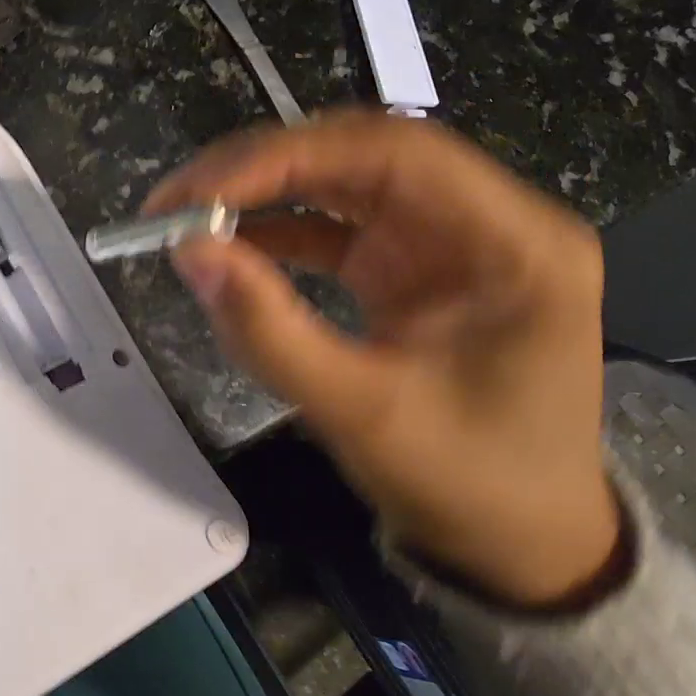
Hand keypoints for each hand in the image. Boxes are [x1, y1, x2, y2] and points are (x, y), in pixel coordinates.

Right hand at [146, 111, 617, 607]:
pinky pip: (332, 219)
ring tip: (185, 216)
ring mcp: (443, 236)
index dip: (288, 156)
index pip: (393, 153)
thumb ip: (270, 331)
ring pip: (338, 177)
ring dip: (258, 190)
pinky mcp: (407, 260)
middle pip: (360, 152)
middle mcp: (484, 218)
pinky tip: (224, 244)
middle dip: (260, 168)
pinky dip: (273, 226)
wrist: (522, 542)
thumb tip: (186, 250)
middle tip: (174, 202)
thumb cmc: (468, 482)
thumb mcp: (363, 415)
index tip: (201, 193)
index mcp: (514, 243)